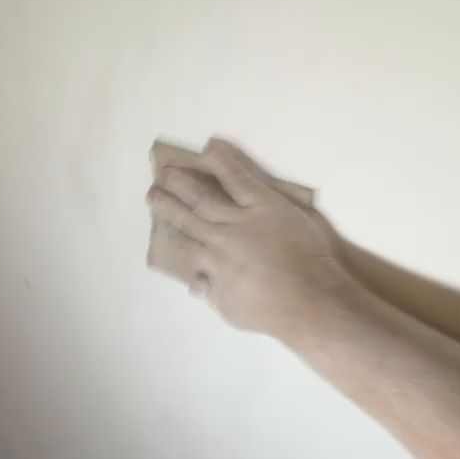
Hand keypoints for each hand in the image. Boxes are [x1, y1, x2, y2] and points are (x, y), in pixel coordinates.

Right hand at [146, 138, 354, 334]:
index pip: (185, 245)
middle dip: (168, 203)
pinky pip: (241, 179)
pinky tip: (211, 147)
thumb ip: (212, 293)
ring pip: (206, 197)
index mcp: (211, 264)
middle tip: (152, 189)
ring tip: (166, 171)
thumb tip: (195, 285)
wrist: (307, 299)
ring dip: (184, 182)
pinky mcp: (266, 204)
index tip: (161, 222)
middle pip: (188, 217)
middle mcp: (219, 239)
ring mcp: (241, 219)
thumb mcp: (231, 309)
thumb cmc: (270, 311)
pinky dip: (225, 162)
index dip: (172, 232)